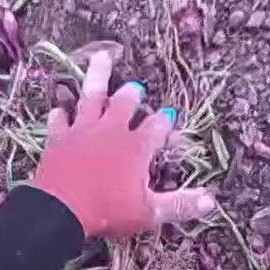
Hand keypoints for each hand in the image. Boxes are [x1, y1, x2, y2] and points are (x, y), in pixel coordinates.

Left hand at [29, 50, 217, 238]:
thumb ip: (179, 204)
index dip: (166, 123)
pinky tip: (61, 109)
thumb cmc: (108, 210)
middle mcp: (111, 131)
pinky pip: (60, 120)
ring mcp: (83, 131)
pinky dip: (61, 114)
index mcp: (136, 147)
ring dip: (98, 77)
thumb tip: (210, 202)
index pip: (157, 127)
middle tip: (137, 88)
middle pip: (125, 103)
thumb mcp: (149, 212)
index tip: (171, 120)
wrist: (61, 210)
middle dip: (133, 94)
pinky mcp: (59, 138)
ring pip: (92, 96)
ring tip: (102, 57)